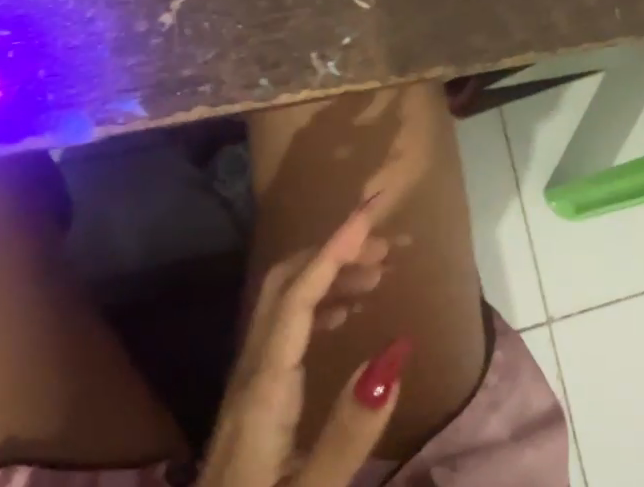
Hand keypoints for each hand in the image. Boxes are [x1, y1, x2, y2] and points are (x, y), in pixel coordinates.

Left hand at [200, 204, 410, 486]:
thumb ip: (352, 429)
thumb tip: (395, 353)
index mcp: (265, 387)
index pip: (298, 296)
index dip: (334, 248)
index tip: (368, 213)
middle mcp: (250, 369)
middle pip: (284, 285)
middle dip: (333, 250)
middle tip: (385, 243)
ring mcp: (248, 380)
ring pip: (284, 303)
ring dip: (329, 275)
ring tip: (378, 273)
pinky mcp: (254, 395)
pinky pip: (286, 327)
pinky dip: (320, 304)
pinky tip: (347, 316)